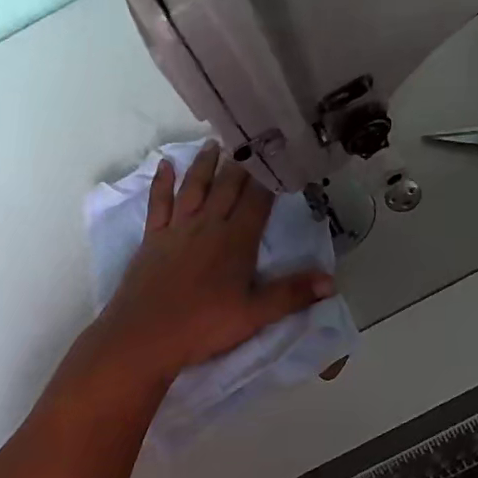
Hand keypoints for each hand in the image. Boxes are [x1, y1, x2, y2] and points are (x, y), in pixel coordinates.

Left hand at [86, 142, 334, 379]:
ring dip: (205, 164)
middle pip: (227, 187)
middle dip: (241, 165)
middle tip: (249, 141)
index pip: (258, 201)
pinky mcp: (153, 238)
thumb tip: (331, 281)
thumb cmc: (204, 326)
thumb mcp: (255, 315)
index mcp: (236, 241)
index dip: (270, 179)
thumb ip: (292, 294)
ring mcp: (177, 229)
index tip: (279, 158)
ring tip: (214, 143)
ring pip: (195, 187)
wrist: (145, 336)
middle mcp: (208, 225)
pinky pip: (159, 202)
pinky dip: (162, 182)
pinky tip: (165, 165)